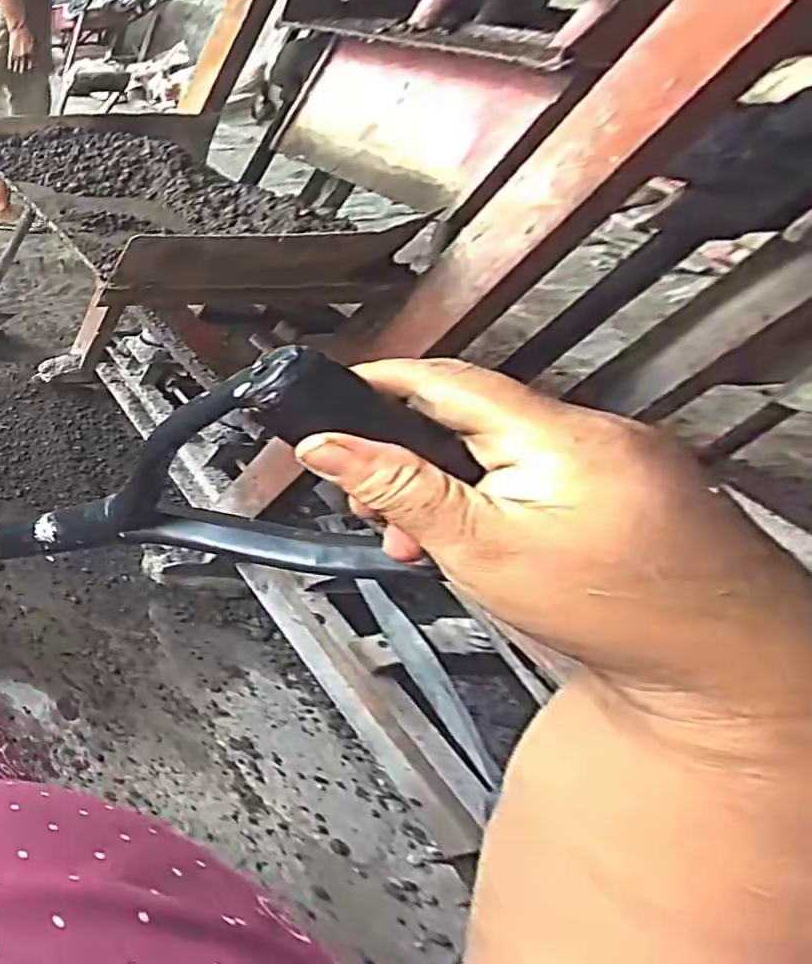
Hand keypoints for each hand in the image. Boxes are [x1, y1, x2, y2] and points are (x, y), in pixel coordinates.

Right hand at [6, 22, 37, 73]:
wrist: (19, 27)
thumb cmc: (27, 31)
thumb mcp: (33, 39)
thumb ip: (35, 46)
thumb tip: (37, 51)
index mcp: (30, 50)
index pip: (31, 60)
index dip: (30, 65)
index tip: (30, 68)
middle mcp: (23, 54)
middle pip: (23, 64)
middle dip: (23, 68)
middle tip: (22, 71)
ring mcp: (16, 53)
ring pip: (16, 63)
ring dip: (16, 68)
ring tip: (16, 71)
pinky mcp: (11, 51)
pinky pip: (10, 60)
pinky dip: (10, 64)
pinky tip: (10, 67)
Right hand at [291, 358, 811, 728]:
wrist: (730, 675)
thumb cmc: (623, 615)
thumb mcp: (474, 544)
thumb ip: (391, 485)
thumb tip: (325, 445)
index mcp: (557, 438)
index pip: (442, 379)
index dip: (376, 379)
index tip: (333, 392)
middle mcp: (594, 435)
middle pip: (456, 416)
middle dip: (395, 453)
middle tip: (367, 497)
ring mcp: (614, 459)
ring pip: (485, 447)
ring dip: (431, 481)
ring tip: (416, 531)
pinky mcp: (621, 485)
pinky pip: (522, 469)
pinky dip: (475, 494)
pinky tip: (464, 533)